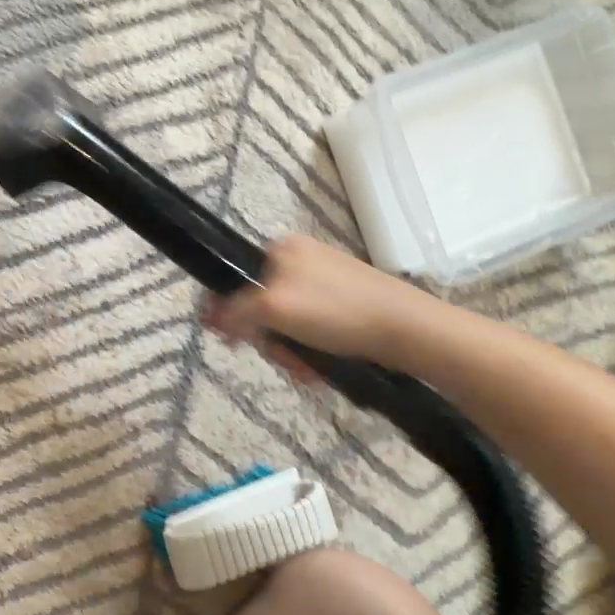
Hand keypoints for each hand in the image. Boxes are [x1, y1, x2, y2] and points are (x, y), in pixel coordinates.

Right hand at [200, 234, 437, 367]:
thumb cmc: (336, 312)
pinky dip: (308, 350)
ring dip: (288, 349)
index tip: (234, 341)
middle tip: (282, 356)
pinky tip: (319, 364)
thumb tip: (207, 318)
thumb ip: (232, 311)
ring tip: (306, 366)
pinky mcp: (343, 304)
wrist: (407, 330)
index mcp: (280, 248)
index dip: (227, 311)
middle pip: (257, 305)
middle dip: (267, 337)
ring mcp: (323, 282)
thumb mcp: (272, 307)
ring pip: (282, 322)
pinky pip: (307, 329)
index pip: (233, 278)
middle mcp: (299, 260)